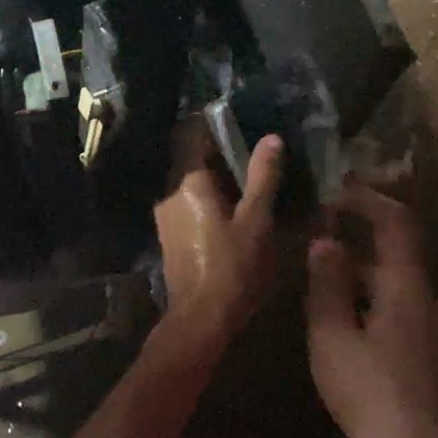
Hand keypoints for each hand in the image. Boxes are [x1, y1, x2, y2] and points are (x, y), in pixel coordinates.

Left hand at [153, 134, 283, 343]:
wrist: (200, 317)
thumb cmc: (232, 267)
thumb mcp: (256, 220)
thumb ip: (263, 178)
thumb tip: (271, 138)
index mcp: (187, 181)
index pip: (193, 134)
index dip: (217, 124)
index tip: (242, 119)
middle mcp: (169, 190)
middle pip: (191, 156)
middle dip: (220, 150)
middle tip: (253, 146)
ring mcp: (165, 212)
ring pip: (189, 180)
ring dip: (215, 174)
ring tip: (249, 173)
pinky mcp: (169, 232)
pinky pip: (188, 200)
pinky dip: (209, 195)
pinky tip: (233, 204)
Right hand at [305, 185, 437, 437]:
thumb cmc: (368, 395)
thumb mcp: (332, 336)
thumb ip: (328, 284)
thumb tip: (326, 241)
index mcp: (409, 289)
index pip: (397, 223)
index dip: (367, 200)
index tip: (333, 193)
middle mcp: (431, 301)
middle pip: (396, 254)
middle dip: (357, 240)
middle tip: (315, 239)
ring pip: (397, 285)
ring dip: (361, 274)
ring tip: (319, 284)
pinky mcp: (433, 357)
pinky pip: (401, 311)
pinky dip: (372, 301)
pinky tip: (344, 325)